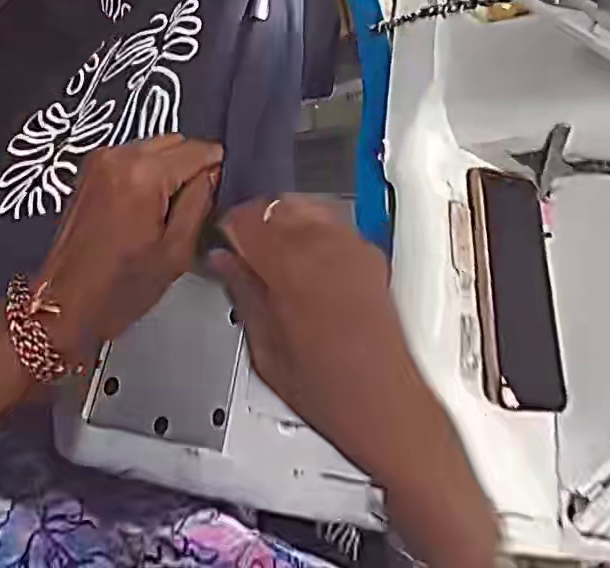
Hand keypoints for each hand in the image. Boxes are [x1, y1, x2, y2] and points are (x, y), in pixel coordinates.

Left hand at [33, 135, 221, 363]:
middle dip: (191, 166)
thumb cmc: (118, 288)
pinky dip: (148, 170)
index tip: (217, 191)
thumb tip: (211, 174)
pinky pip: (135, 154)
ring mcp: (101, 159)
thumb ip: (200, 202)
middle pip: (177, 142)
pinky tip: (145, 205)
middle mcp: (120, 156)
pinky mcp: (91, 168)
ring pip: (157, 145)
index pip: (199, 150)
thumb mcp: (177, 250)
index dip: (215, 169)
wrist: (64, 304)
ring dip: (169, 167)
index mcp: (143, 175)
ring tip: (166, 209)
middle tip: (192, 205)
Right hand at [209, 196, 498, 567]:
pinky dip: (310, 225)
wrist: (387, 405)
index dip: (228, 225)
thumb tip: (225, 263)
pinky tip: (303, 252)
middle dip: (254, 221)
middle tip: (241, 245)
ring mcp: (350, 247)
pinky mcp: (369, 254)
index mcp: (290, 268)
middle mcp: (323, 248)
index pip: (247, 218)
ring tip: (272, 249)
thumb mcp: (266, 350)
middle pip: (276, 206)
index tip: (222, 237)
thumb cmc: (332, 391)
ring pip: (304, 205)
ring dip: (282, 219)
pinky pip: (331, 219)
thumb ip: (243, 293)